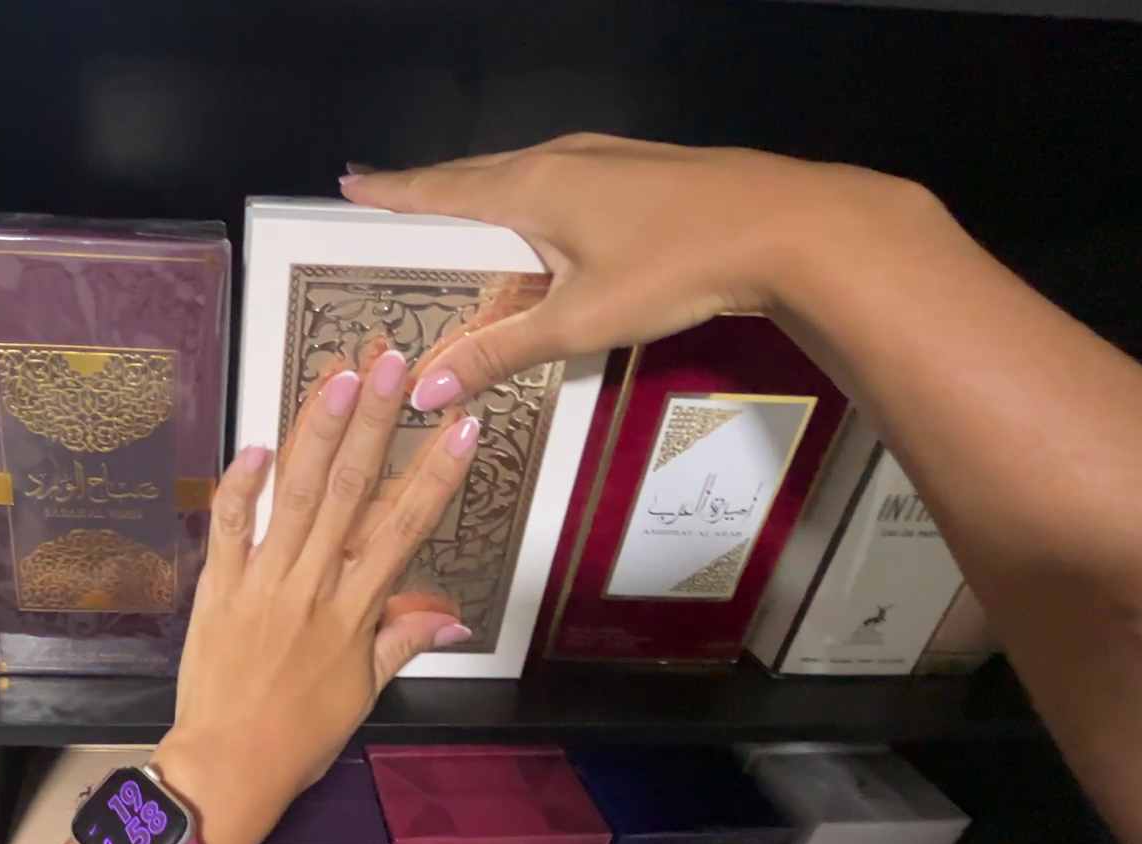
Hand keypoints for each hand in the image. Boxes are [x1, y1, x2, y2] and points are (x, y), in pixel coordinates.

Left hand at [153, 348, 479, 843]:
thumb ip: (402, 643)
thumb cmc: (299, 736)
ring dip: (317, 434)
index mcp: (355, 612)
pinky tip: (253, 447)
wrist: (229, 765)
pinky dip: (239, 488)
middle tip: (393, 366)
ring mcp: (263, 580)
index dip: (437, 475)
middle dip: (376, 424)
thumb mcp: (362, 695)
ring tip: (339, 380)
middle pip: (352, 492)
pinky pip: (228, 528)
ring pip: (295, 496)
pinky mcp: (218, 585)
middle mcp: (314, 584)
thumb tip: (454, 617)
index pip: (406, 529)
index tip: (461, 426)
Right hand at [339, 133, 943, 411]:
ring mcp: (598, 157)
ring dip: (469, 191)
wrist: (791, 226)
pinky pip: (548, 176)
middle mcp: (557, 159)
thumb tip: (426, 389)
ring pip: (512, 173)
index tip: (349, 184)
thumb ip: (498, 353)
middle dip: (422, 187)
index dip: (392, 191)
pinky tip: (522, 217)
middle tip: (382, 198)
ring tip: (440, 210)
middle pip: (470, 174)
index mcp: (531, 188)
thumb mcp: (576, 321)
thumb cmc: (672, 268)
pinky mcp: (628, 168)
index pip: (440, 190)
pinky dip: (514, 196)